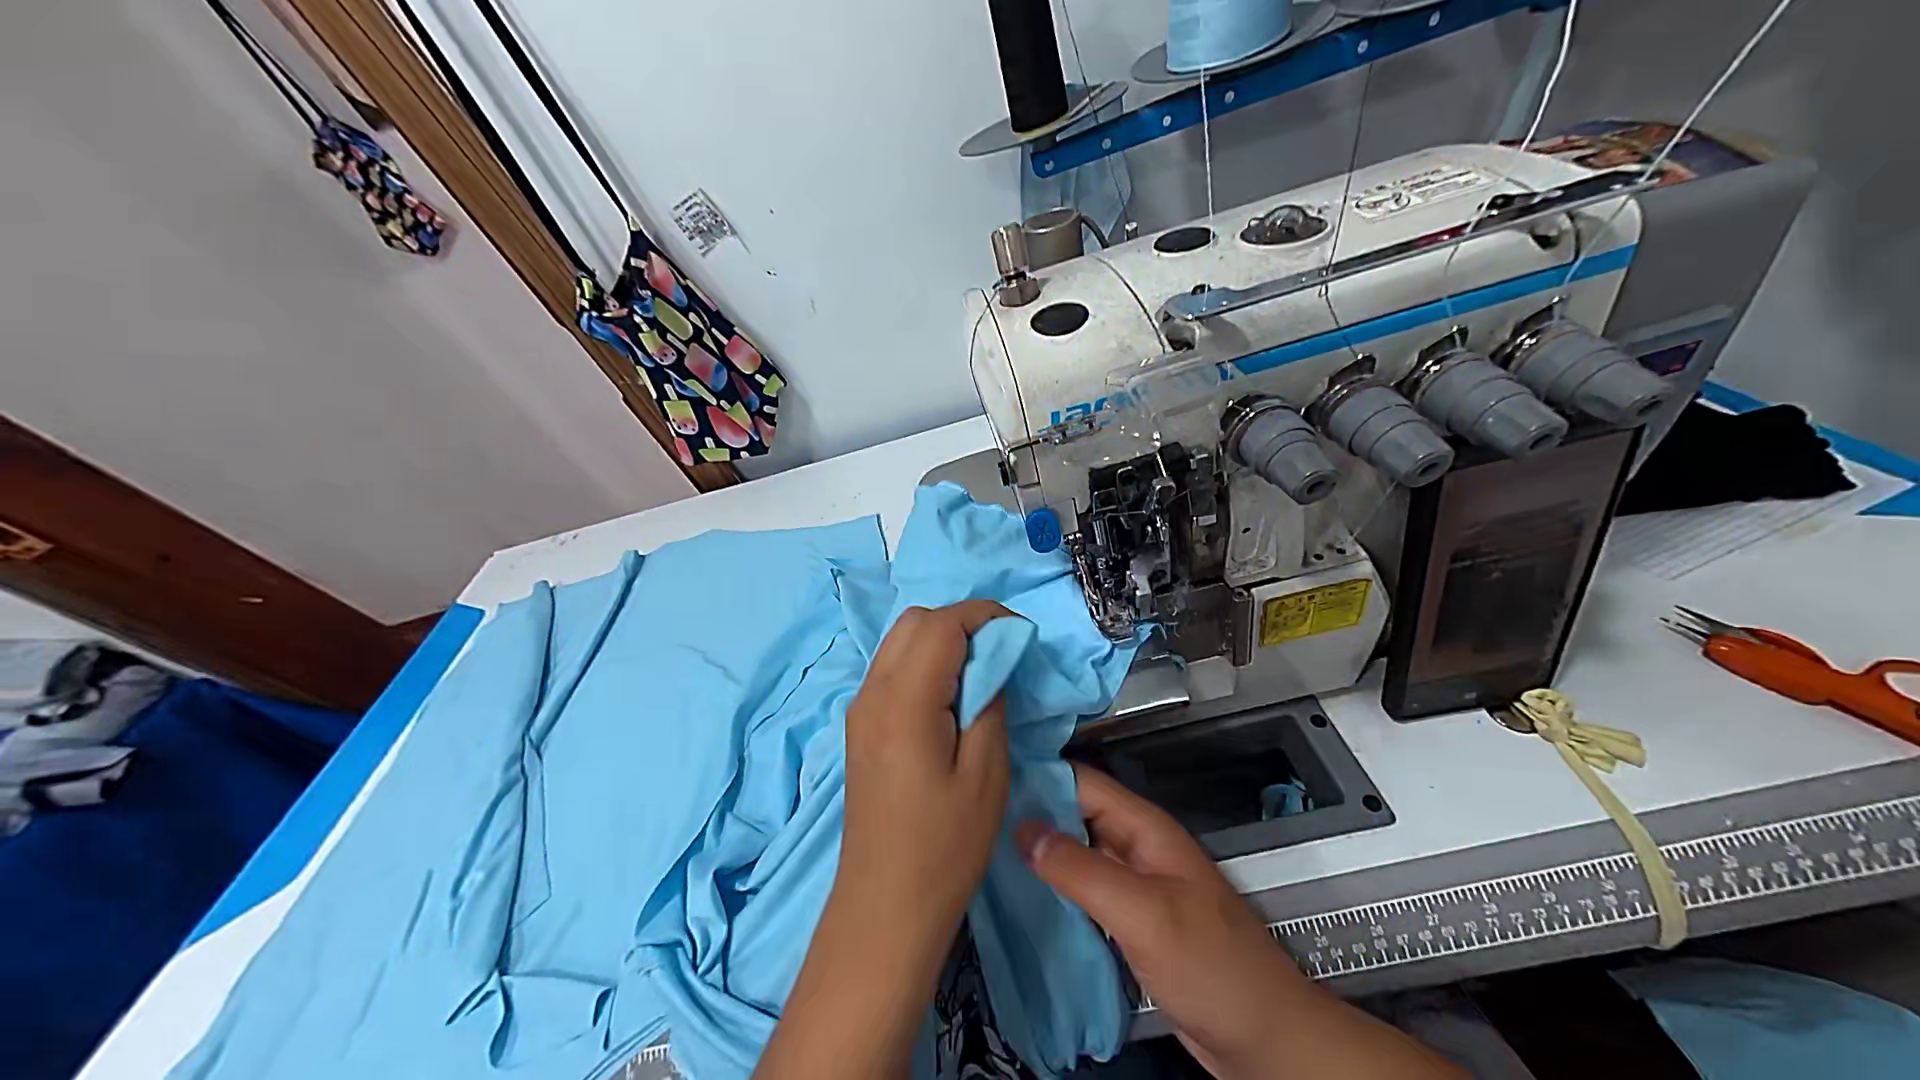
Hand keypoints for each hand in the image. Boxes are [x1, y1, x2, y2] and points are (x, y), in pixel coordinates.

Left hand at [841, 599, 1014, 939]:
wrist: (885, 903)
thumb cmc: (945, 846)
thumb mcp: (986, 774)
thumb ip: (989, 703)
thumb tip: (992, 661)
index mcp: (903, 701)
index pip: (941, 625)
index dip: (984, 616)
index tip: (1021, 635)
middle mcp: (871, 693)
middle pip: (914, 622)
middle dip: (962, 622)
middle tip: (1002, 653)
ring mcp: (859, 709)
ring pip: (899, 641)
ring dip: (941, 640)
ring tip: (981, 673)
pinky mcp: (860, 727)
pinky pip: (891, 669)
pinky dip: (924, 662)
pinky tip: (950, 696)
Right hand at [1018, 765, 1461, 1079]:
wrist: (1262, 1038)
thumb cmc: (1212, 966)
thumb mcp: (1144, 913)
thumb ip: (1082, 870)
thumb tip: (1022, 830)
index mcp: (1143, 828)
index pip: (1081, 782)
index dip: (1036, 773)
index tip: (986, 776)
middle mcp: (1134, 848)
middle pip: (1072, 815)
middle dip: (1028, 813)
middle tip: (974, 820)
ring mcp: (1130, 885)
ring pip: (1073, 854)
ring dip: (1036, 853)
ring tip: (983, 852)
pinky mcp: (1126, 920)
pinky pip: (1081, 892)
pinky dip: (1051, 890)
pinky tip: (1017, 898)